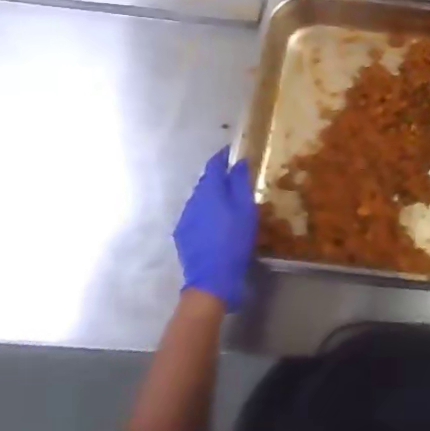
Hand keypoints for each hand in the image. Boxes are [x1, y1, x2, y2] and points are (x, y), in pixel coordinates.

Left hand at [173, 147, 256, 308]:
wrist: (212, 278)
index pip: (214, 165)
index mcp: (209, 190)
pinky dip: (207, 214)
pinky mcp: (183, 234)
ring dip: (213, 198)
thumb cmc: (234, 240)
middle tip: (236, 180)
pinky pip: (196, 216)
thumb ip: (240, 183)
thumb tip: (239, 163)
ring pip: (201, 200)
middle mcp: (193, 200)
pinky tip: (217, 225)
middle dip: (219, 178)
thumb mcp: (245, 210)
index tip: (232, 152)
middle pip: (206, 182)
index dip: (223, 156)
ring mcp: (185, 218)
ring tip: (228, 204)